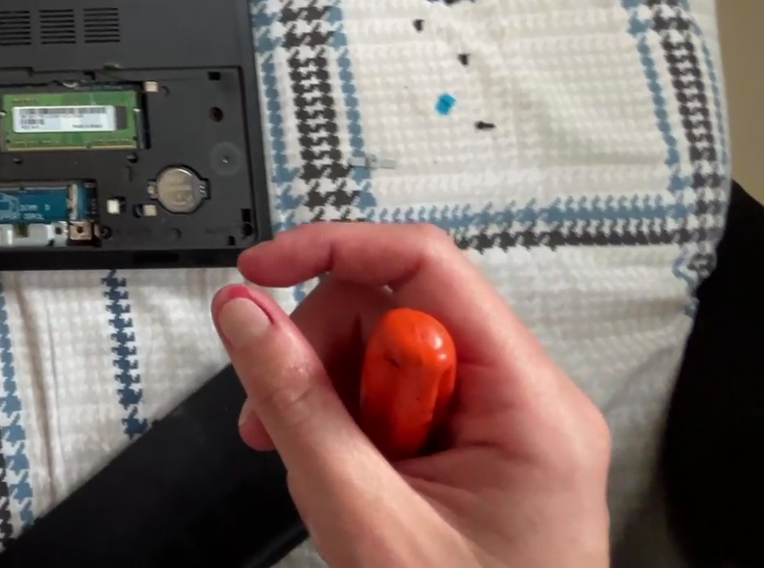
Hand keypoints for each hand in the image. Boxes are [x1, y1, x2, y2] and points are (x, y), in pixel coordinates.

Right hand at [210, 223, 610, 567]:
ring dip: (314, 386)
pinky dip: (329, 411)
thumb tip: (237, 306)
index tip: (253, 273)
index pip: (424, 263)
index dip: (331, 248)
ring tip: (296, 456)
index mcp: (527, 400)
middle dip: (312, 347)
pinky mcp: (462, 437)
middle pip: (384, 304)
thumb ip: (297, 404)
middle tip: (271, 414)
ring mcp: (490, 415)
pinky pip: (374, 384)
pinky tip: (323, 463)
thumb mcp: (364, 515)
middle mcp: (515, 390)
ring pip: (368, 343)